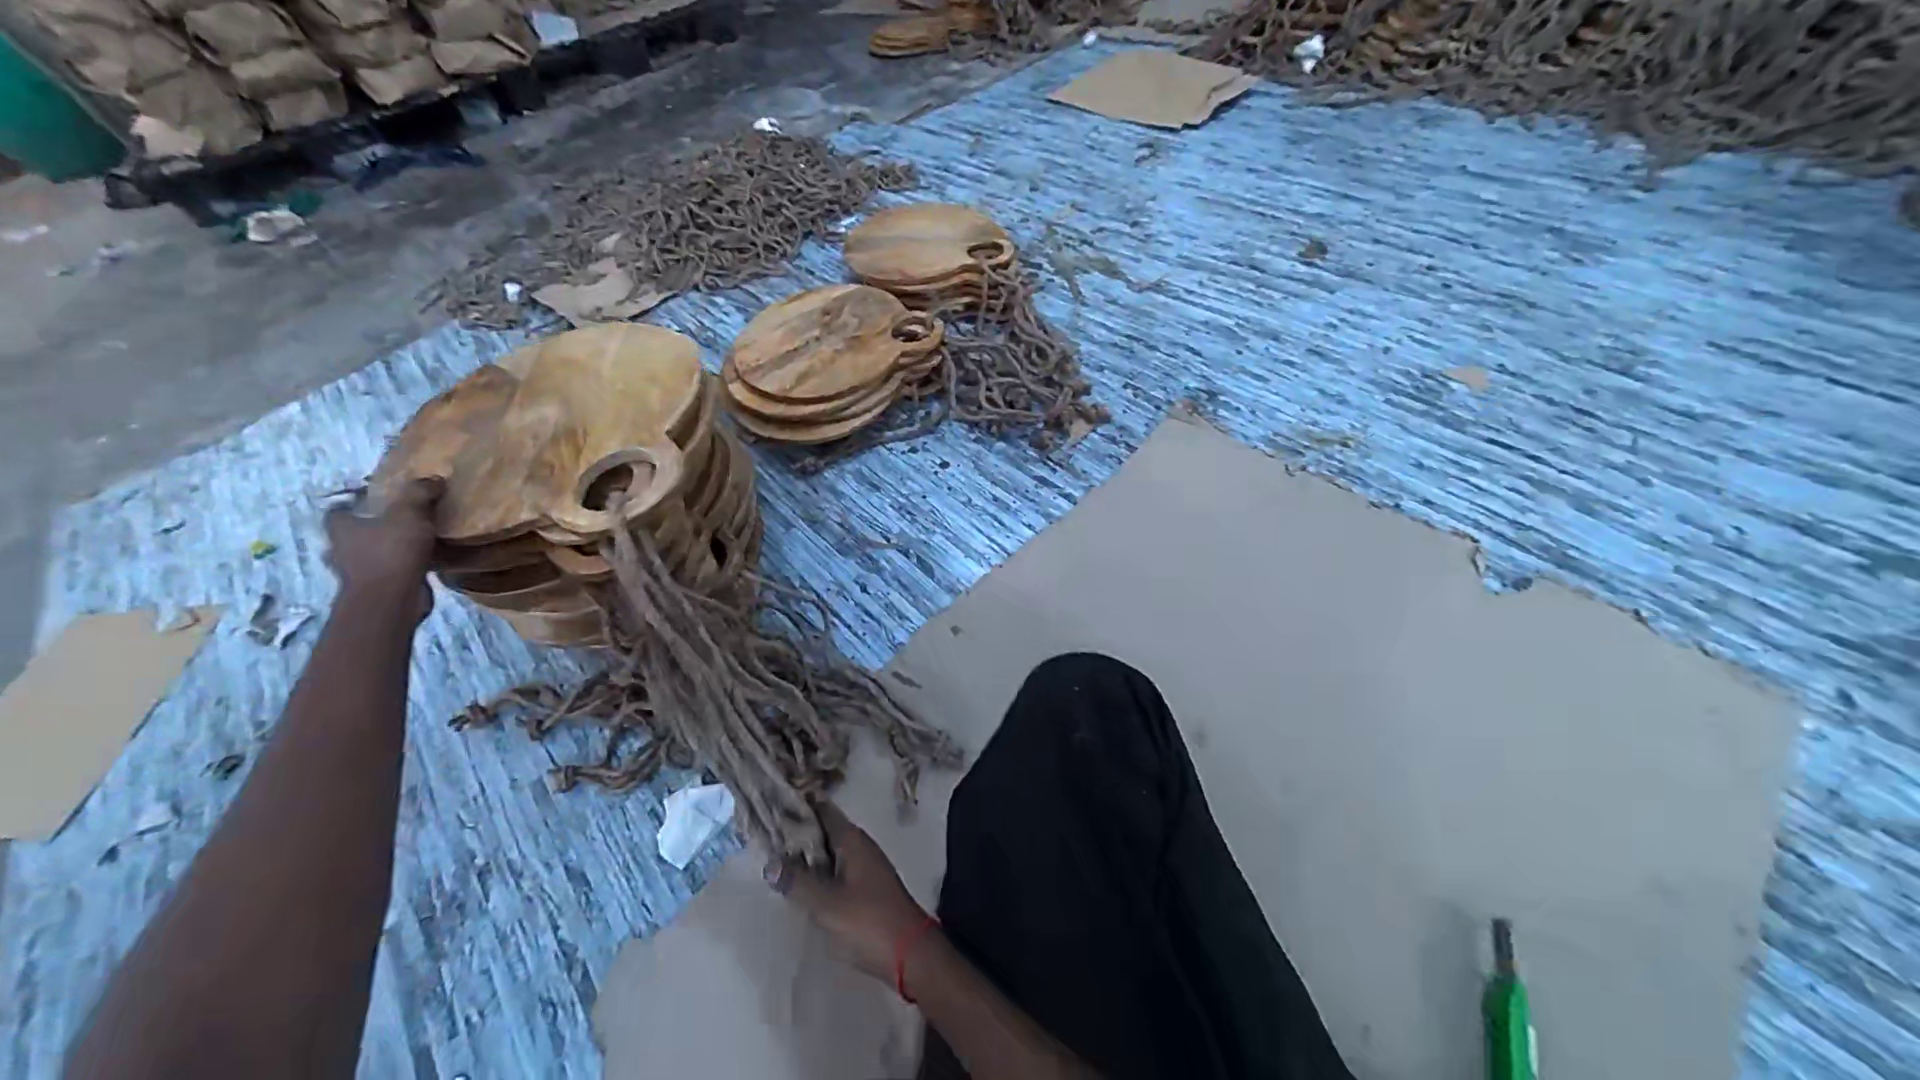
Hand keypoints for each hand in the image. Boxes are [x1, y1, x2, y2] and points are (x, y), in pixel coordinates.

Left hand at [325, 477, 442, 618]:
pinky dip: (399, 569)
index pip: (337, 510)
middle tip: (395, 522)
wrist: (390, 599)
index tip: (372, 499)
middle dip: (368, 529)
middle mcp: (341, 549)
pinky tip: (420, 565)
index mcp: (342, 527)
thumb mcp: (410, 514)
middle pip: (350, 534)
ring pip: (367, 556)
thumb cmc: (392, 551)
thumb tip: (433, 478)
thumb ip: (420, 494)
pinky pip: (387, 573)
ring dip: (383, 551)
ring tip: (412, 544)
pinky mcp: (375, 590)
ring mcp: (355, 573)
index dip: (352, 503)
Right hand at [769, 801, 929, 981]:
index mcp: (852, 840)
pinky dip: (818, 872)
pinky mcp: (866, 889)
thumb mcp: (826, 904)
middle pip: (825, 830)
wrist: (910, 954)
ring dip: (807, 854)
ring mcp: (865, 867)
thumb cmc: (868, 922)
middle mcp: (860, 846)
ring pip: (830, 852)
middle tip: (764, 833)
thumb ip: (797, 881)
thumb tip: (770, 862)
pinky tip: (800, 884)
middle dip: (798, 831)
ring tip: (774, 857)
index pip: (823, 810)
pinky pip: (836, 870)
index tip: (772, 804)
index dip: (799, 805)